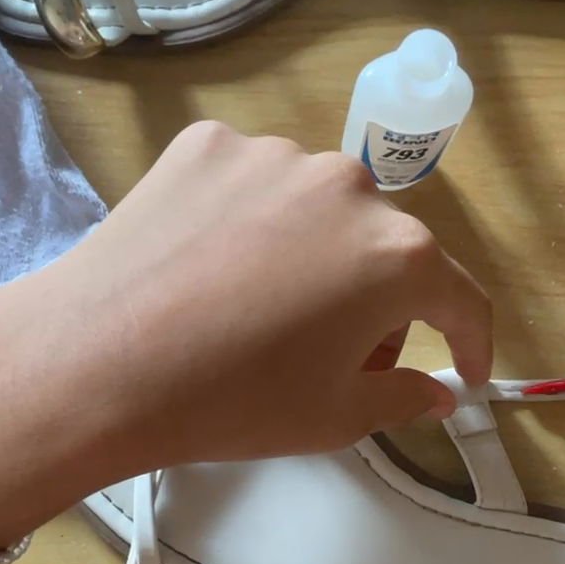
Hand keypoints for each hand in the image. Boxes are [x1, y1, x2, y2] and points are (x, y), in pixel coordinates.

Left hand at [0, 121, 493, 537]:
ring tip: (262, 314)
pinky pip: (255, 190)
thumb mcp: (333, 419)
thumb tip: (438, 391)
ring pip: (321, 216)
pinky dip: (253, 228)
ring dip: (316, 262)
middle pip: (387, 254)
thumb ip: (404, 399)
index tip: (462, 373)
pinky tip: (214, 270)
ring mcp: (272, 156)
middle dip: (378, 310)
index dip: (470, 344)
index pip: (462, 299)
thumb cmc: (230, 402)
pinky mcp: (206, 144)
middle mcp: (347, 187)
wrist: (94, 363)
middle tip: (335, 361)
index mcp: (396, 256)